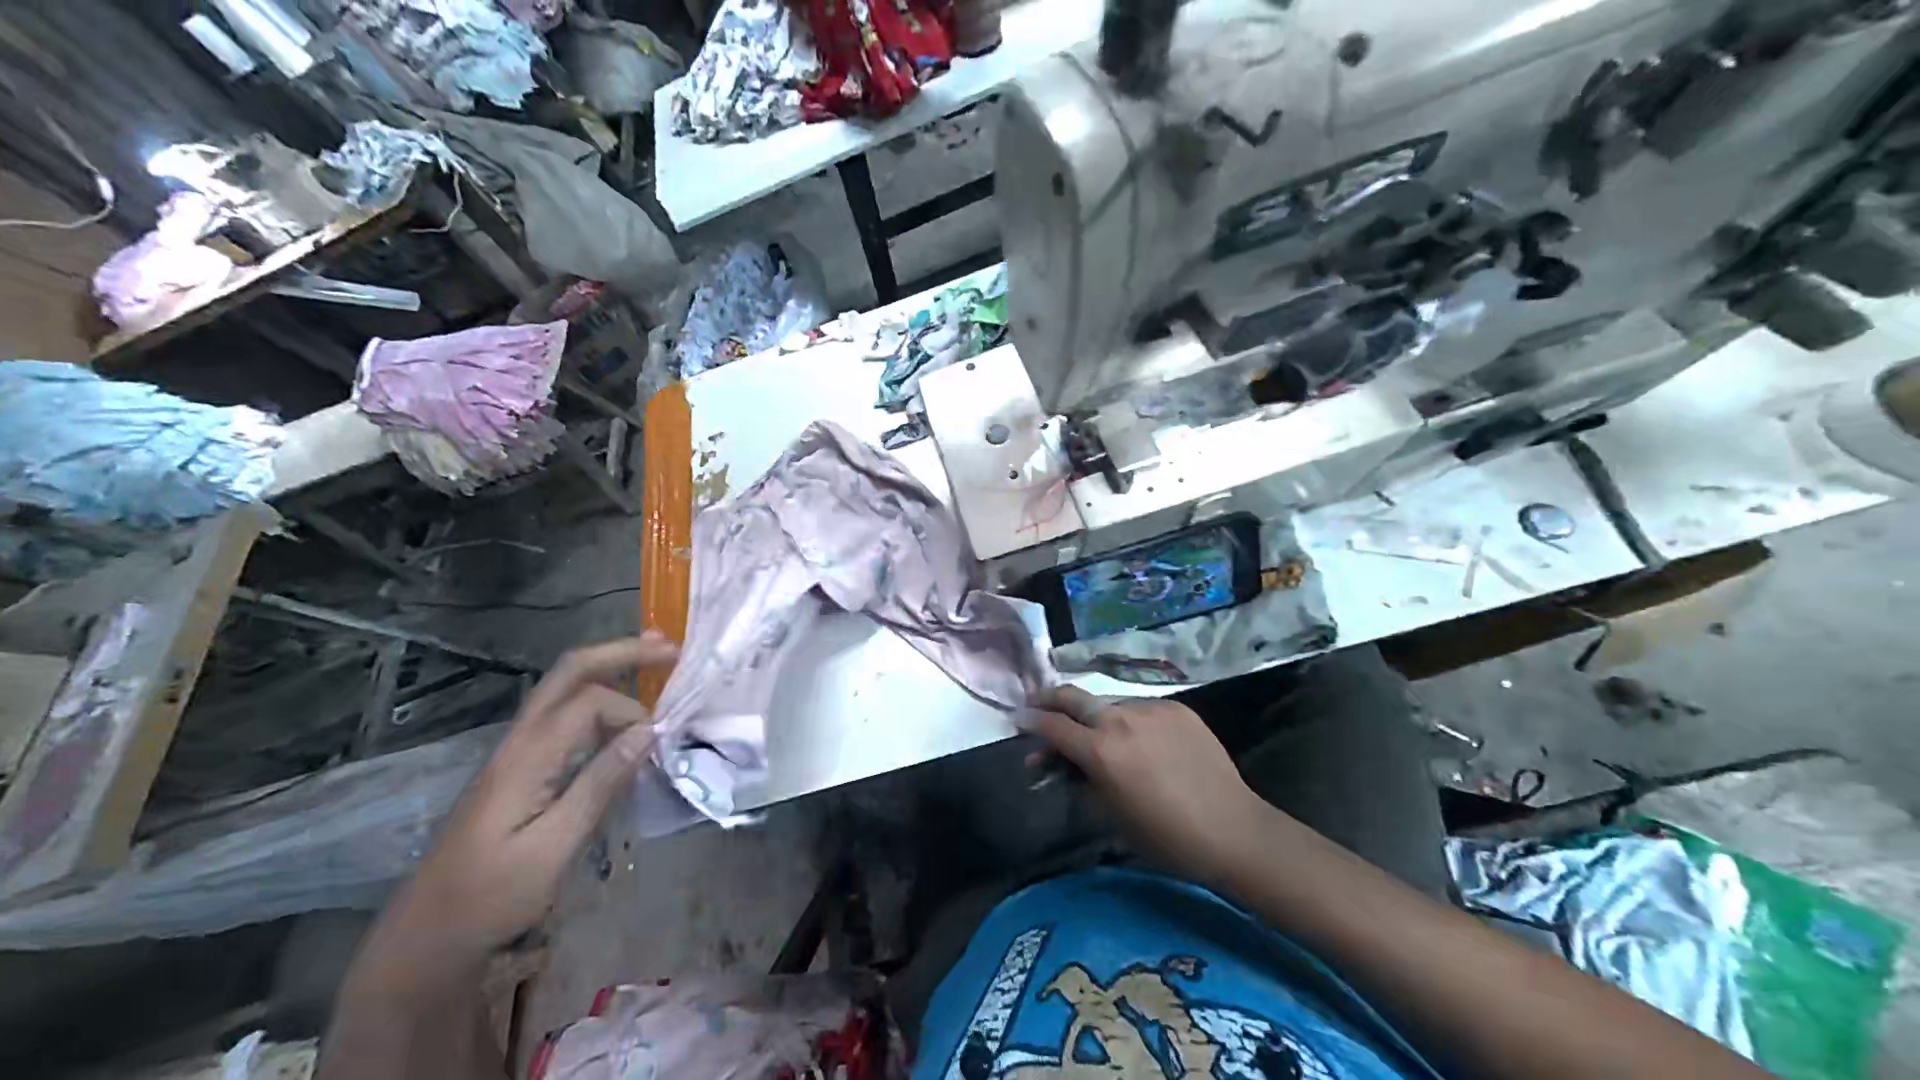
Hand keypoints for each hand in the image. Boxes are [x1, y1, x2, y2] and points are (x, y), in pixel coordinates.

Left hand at [393, 633, 678, 966]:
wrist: (428, 934)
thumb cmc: (491, 896)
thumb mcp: (553, 849)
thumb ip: (600, 785)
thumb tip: (648, 730)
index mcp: (526, 757)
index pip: (588, 703)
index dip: (632, 711)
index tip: (659, 743)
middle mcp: (519, 741)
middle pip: (569, 672)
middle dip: (622, 652)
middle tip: (670, 646)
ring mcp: (517, 752)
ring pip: (564, 688)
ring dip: (611, 668)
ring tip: (655, 659)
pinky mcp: (521, 768)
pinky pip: (564, 715)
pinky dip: (601, 698)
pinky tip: (624, 712)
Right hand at [1025, 686, 1267, 882]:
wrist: (1231, 829)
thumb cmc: (1164, 836)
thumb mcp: (1109, 813)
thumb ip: (1076, 778)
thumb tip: (1051, 761)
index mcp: (1100, 751)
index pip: (1052, 725)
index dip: (1030, 721)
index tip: (1018, 719)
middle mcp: (1120, 719)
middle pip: (1073, 697)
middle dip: (1050, 699)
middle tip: (1039, 704)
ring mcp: (1151, 709)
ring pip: (1108, 702)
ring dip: (1093, 714)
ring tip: (1096, 734)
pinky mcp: (1177, 708)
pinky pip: (1140, 709)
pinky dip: (1128, 720)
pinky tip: (1137, 740)